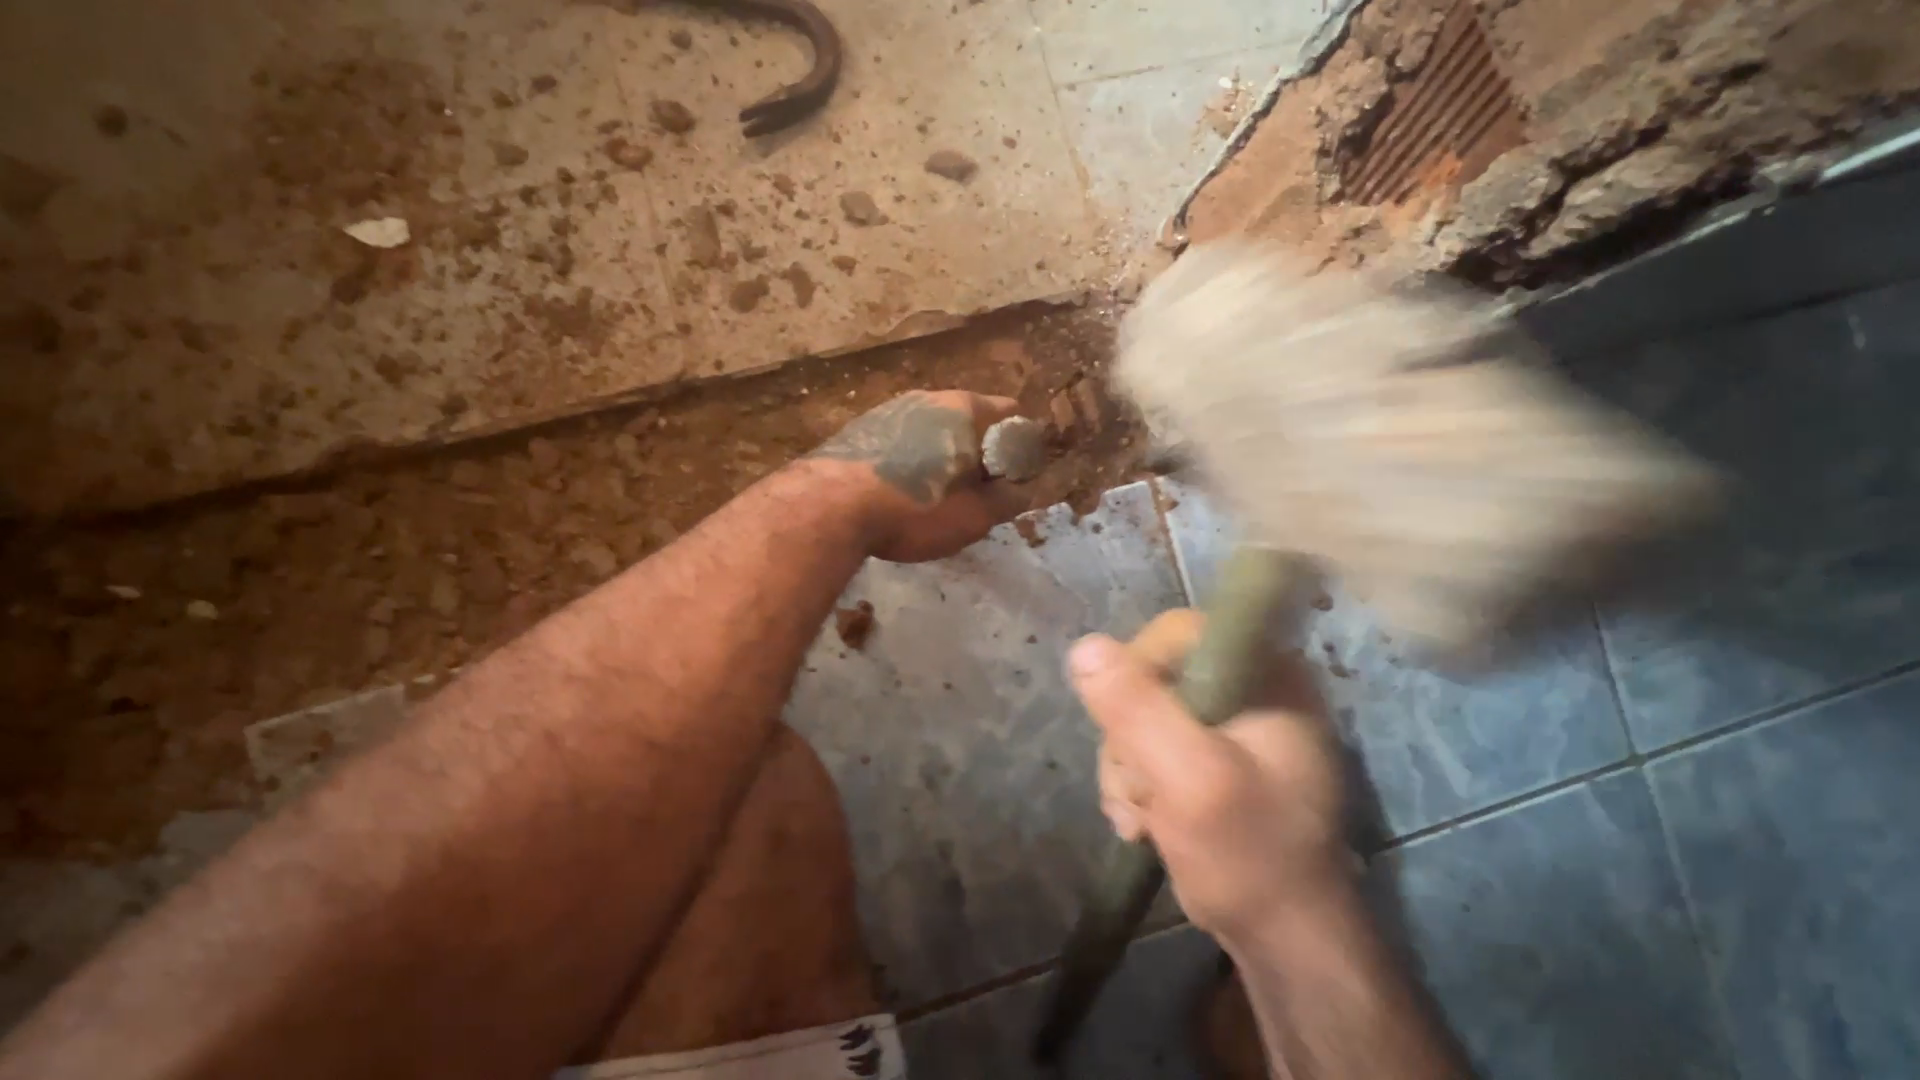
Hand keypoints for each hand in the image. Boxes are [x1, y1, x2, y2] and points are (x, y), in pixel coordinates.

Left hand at [808, 390, 1029, 562]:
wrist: (826, 508)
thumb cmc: (914, 510)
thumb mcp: (975, 516)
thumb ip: (1007, 499)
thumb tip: (1021, 489)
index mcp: (965, 409)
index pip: (1013, 415)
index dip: (1021, 448)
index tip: (1013, 481)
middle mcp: (928, 398)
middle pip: (970, 421)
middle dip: (979, 454)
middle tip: (976, 495)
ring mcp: (889, 409)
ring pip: (932, 431)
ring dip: (942, 458)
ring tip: (935, 498)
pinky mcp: (858, 428)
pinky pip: (901, 442)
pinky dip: (910, 462)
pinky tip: (898, 494)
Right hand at [1069, 611, 1354, 939]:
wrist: (1284, 940)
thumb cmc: (1248, 855)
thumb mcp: (1188, 778)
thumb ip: (1137, 710)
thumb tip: (1084, 646)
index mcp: (1270, 674)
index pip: (1180, 633)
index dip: (1137, 673)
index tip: (1121, 729)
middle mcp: (1255, 687)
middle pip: (1154, 676)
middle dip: (1128, 737)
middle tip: (1132, 791)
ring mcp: (1236, 726)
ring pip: (1146, 714)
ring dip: (1126, 767)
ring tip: (1136, 818)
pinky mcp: (1218, 760)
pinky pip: (1154, 746)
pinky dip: (1137, 782)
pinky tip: (1140, 822)